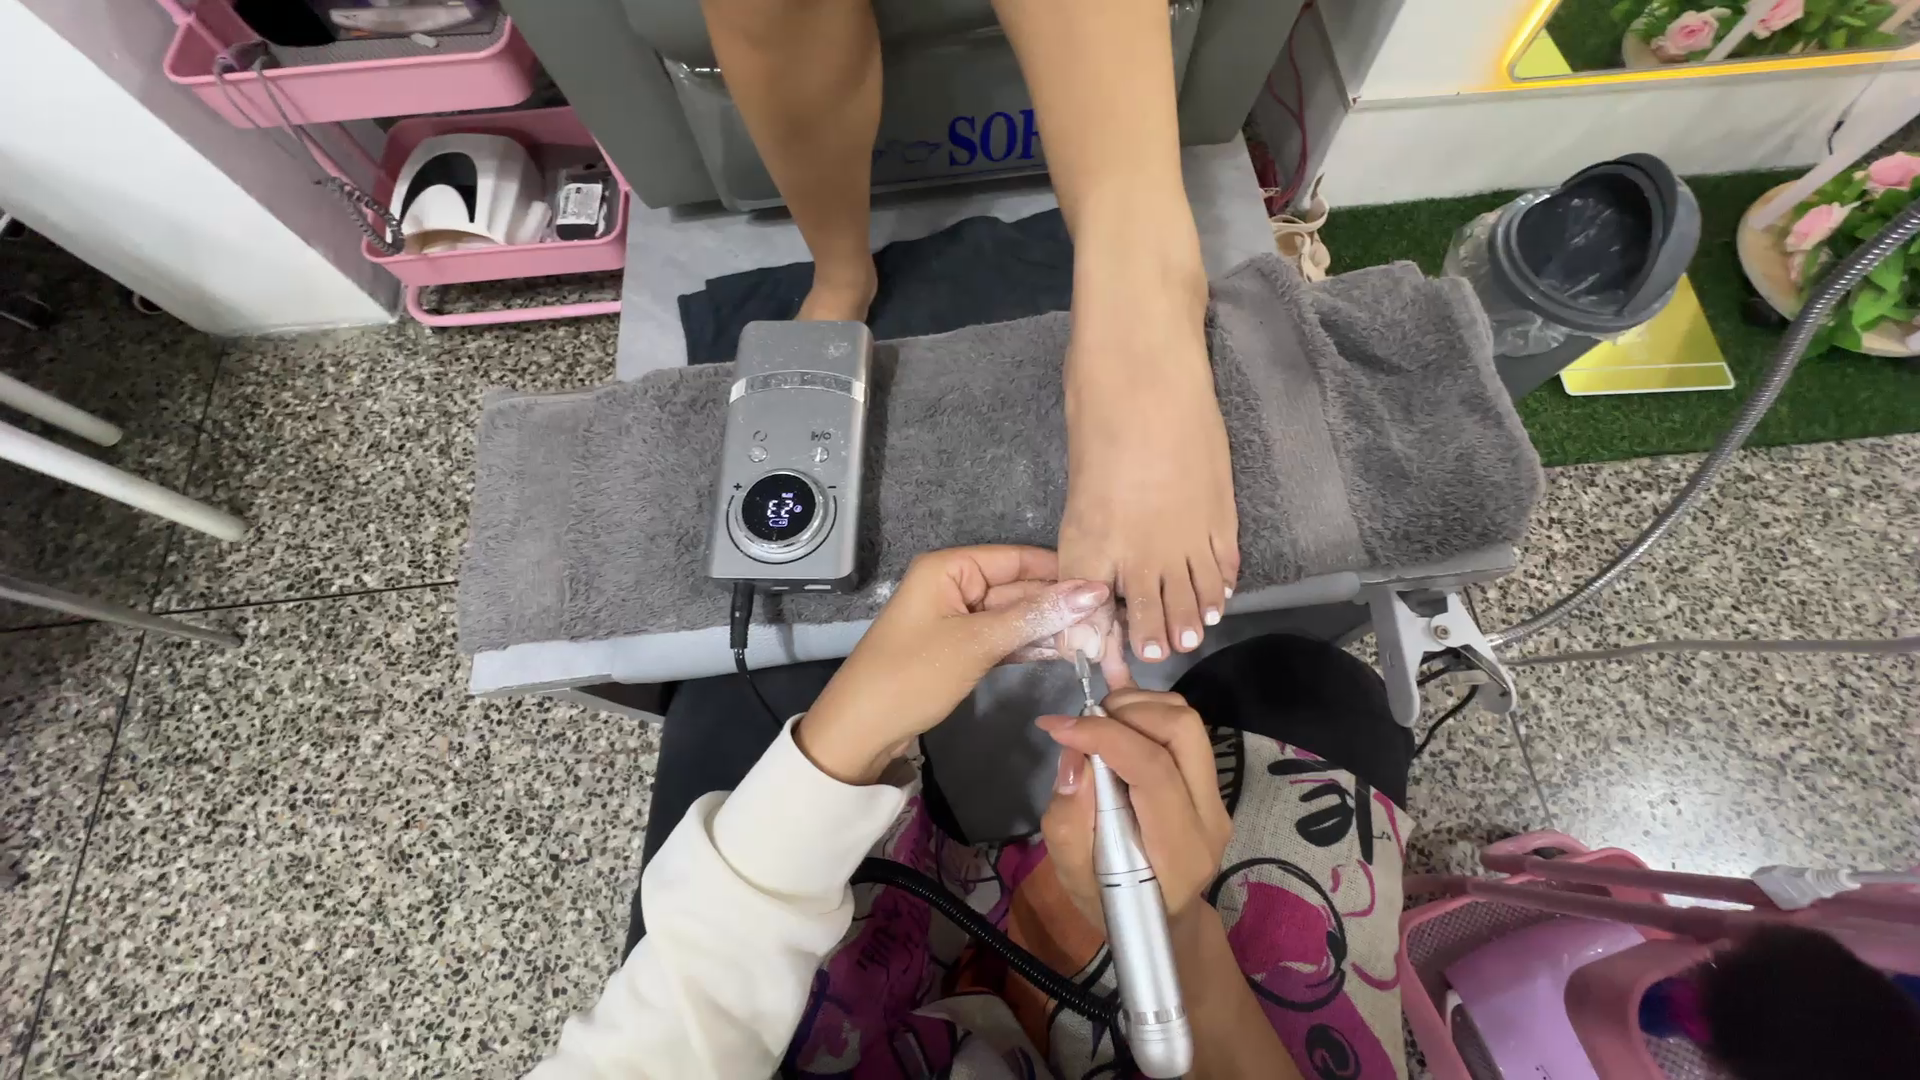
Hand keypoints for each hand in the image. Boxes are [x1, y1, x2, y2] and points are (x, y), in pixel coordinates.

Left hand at [796, 545, 1113, 784]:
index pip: (1017, 559)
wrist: (862, 730)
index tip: (1107, 588)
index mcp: (950, 568)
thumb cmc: (913, 674)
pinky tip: (1065, 652)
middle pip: (1019, 587)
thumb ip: (1034, 617)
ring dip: (1049, 628)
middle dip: (1059, 605)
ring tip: (1098, 639)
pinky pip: (1003, 637)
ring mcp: (959, 617)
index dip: (1061, 572)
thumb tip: (1091, 591)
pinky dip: (1029, 644)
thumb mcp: (977, 643)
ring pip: (1014, 615)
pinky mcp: (962, 647)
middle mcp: (956, 584)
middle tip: (1110, 622)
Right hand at [1036, 669, 1231, 924]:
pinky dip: (1146, 703)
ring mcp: (1215, 796)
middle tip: (1084, 723)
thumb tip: (1074, 757)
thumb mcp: (1074, 876)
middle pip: (1182, 731)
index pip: (1153, 770)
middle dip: (1126, 711)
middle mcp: (1209, 816)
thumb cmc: (1112, 904)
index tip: (1057, 727)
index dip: (1104, 736)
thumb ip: (1069, 820)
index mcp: (1179, 849)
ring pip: (1186, 720)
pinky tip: (1115, 688)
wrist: (1161, 921)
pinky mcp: (1206, 781)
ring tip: (1098, 721)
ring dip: (1137, 704)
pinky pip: (1182, 727)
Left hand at [1057, 233, 1238, 664]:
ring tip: (1190, 637)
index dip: (1106, 640)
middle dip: (1153, 636)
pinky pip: (1225, 561)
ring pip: (1194, 591)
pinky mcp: (1224, 508)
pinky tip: (1221, 594)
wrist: (1148, 363)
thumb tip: (1093, 573)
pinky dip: (1221, 582)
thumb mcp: (1076, 483)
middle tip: (1157, 657)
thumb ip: (1086, 538)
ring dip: (1190, 618)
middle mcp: (1150, 550)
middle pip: (1155, 608)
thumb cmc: (1095, 412)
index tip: (1111, 662)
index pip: (1104, 609)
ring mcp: (1193, 531)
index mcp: (1102, 545)